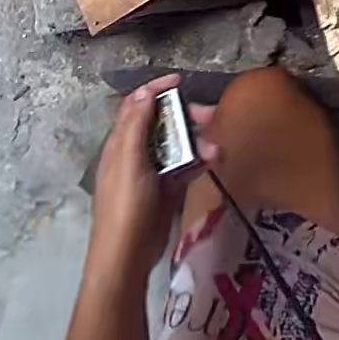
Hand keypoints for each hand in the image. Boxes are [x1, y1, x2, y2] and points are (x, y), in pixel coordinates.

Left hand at [86, 75, 217, 281]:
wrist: (128, 258)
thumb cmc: (125, 207)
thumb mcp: (129, 163)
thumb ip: (136, 127)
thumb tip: (145, 92)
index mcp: (121, 143)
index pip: (136, 105)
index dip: (156, 89)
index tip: (181, 81)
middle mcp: (136, 152)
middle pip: (162, 122)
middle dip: (186, 115)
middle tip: (210, 115)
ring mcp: (152, 171)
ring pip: (178, 144)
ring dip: (198, 140)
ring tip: (217, 147)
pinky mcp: (167, 188)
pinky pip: (186, 166)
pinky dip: (200, 160)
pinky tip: (214, 161)